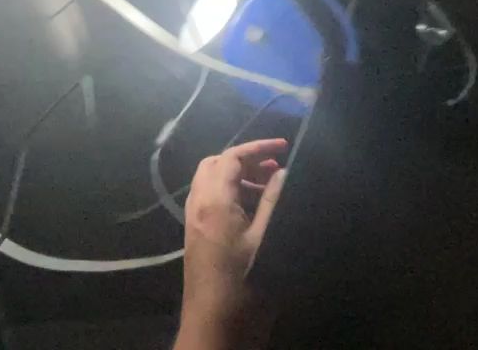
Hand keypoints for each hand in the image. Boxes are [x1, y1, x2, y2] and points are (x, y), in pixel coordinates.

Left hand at [176, 138, 286, 349]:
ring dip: (237, 176)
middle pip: (217, 164)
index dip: (258, 147)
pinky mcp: (196, 236)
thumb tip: (282, 173)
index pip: (232, 156)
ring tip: (269, 186)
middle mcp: (198, 204)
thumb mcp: (266, 243)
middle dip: (245, 159)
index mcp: (214, 201)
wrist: (213, 332)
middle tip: (274, 167)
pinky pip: (209, 199)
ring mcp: (194, 221)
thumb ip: (273, 202)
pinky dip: (229, 192)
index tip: (283, 147)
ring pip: (211, 180)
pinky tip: (253, 209)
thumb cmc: (243, 288)